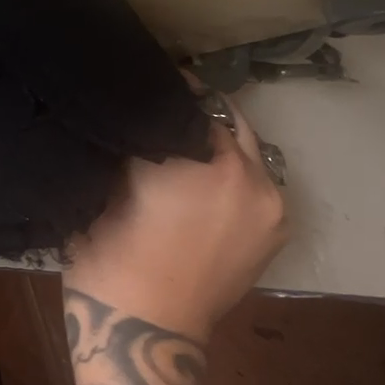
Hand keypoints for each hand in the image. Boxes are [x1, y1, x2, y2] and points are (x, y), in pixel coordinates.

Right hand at [64, 88, 287, 343]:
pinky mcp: (275, 233)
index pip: (192, 100)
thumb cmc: (110, 235)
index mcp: (205, 159)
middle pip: (227, 123)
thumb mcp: (110, 171)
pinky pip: (255, 183)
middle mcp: (249, 177)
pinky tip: (194, 178)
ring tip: (173, 142)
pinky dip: (229, 172)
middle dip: (194, 112)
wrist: (142, 307)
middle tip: (155, 105)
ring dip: (213, 142)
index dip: (165, 86)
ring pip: (245, 153)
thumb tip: (130, 97)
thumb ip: (134, 133)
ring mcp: (271, 209)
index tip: (139, 78)